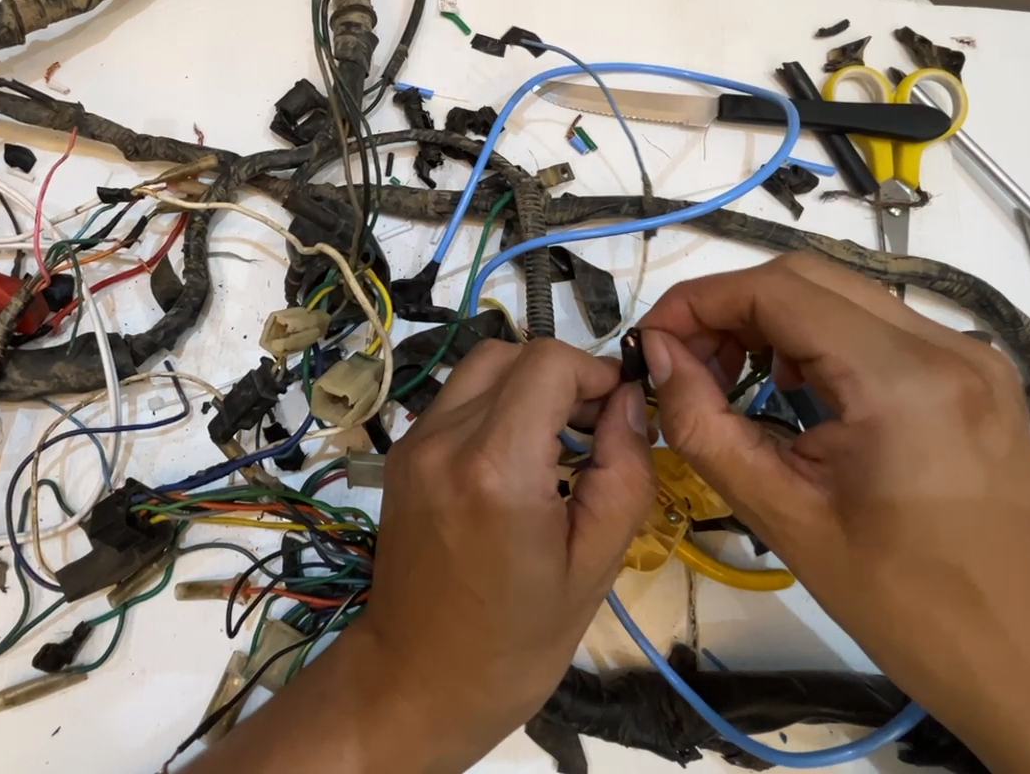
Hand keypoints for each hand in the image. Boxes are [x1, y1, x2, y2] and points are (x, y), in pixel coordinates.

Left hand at [185, 339, 652, 773]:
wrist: (417, 675)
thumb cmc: (516, 640)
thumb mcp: (593, 565)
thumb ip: (623, 472)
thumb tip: (628, 400)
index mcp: (494, 467)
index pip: (547, 363)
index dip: (594, 372)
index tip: (618, 411)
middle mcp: (443, 438)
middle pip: (510, 354)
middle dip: (561, 375)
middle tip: (592, 427)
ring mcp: (413, 442)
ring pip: (478, 370)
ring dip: (525, 386)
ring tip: (556, 442)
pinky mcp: (401, 453)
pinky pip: (454, 401)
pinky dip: (492, 407)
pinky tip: (515, 458)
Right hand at [638, 253, 1029, 772]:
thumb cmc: (907, 606)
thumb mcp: (781, 516)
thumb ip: (701, 422)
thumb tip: (655, 354)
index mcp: (902, 380)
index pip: (774, 290)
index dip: (696, 301)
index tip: (649, 341)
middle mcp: (945, 346)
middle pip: (803, 276)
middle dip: (725, 305)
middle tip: (680, 360)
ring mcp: (969, 357)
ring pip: (836, 293)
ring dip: (764, 318)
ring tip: (724, 374)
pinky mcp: (973, 377)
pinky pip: (870, 324)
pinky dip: (808, 336)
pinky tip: (785, 385)